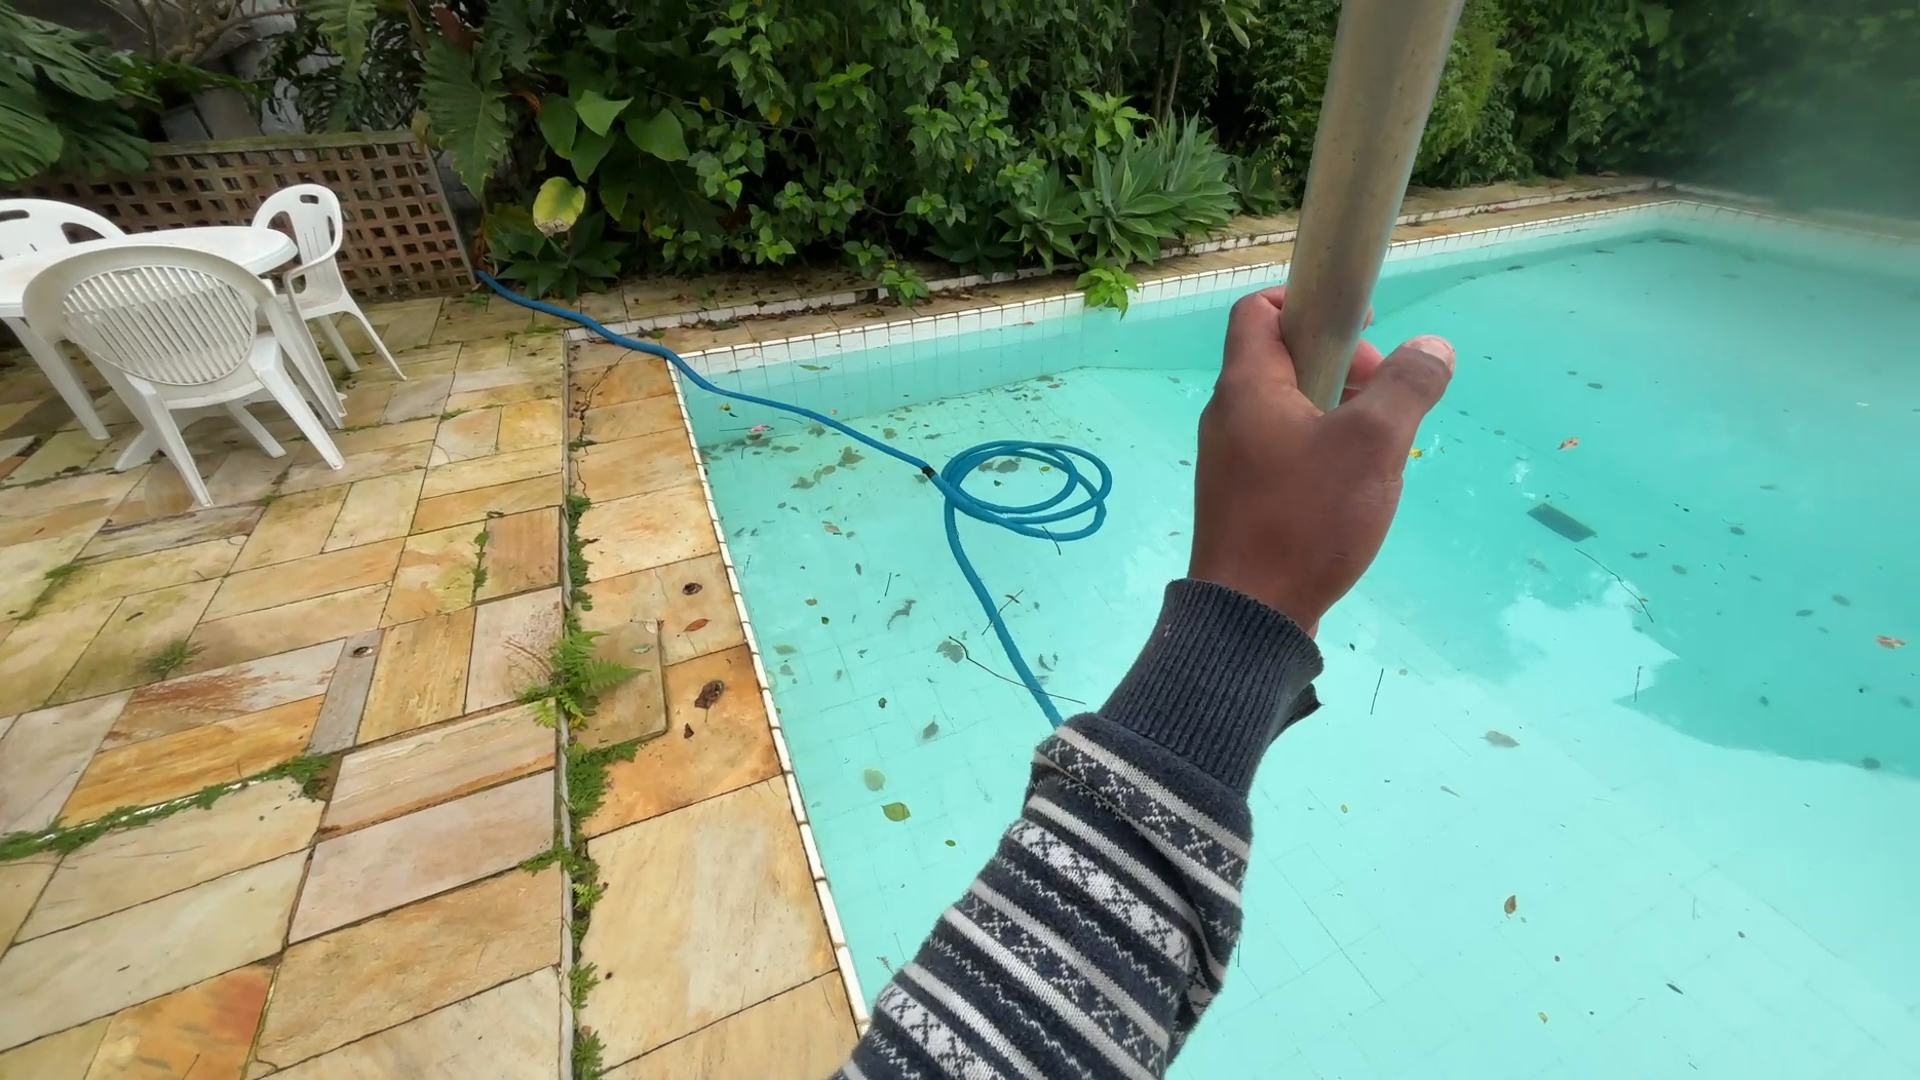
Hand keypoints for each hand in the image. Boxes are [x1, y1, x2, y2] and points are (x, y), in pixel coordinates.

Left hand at [1189, 285, 1454, 631]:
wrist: (1249, 613)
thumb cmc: (1305, 518)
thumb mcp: (1373, 444)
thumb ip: (1406, 385)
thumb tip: (1431, 347)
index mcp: (1244, 388)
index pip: (1255, 312)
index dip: (1303, 299)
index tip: (1357, 322)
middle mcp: (1226, 416)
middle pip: (1279, 359)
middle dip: (1338, 361)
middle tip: (1381, 395)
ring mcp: (1229, 459)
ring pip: (1286, 409)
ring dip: (1335, 409)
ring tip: (1378, 443)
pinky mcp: (1239, 495)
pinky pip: (1282, 449)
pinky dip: (1318, 447)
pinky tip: (1353, 482)